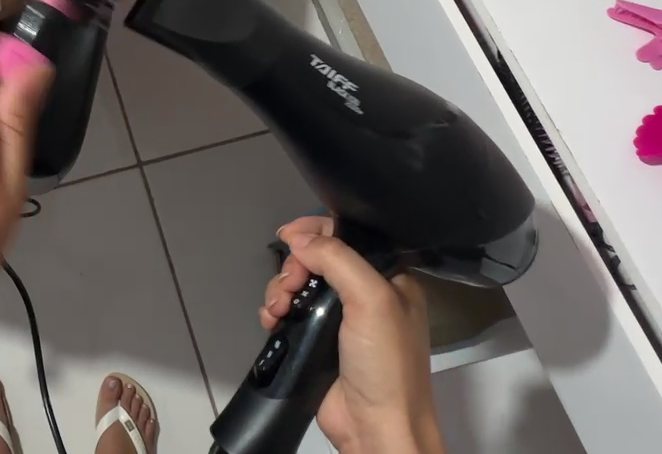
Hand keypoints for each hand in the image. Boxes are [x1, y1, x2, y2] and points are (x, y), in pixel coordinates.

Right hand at [260, 217, 443, 453]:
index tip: (289, 236)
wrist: (376, 431)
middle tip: (289, 284)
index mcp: (388, 278)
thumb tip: (297, 238)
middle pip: (316, 257)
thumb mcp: (371, 300)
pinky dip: (275, 310)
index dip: (316, 230)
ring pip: (298, 282)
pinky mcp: (317, 340)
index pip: (347, 235)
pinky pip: (289, 311)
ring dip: (280, 288)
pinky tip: (272, 320)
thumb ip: (336, 258)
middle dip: (293, 265)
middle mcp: (364, 293)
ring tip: (277, 309)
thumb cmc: (385, 363)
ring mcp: (339, 318)